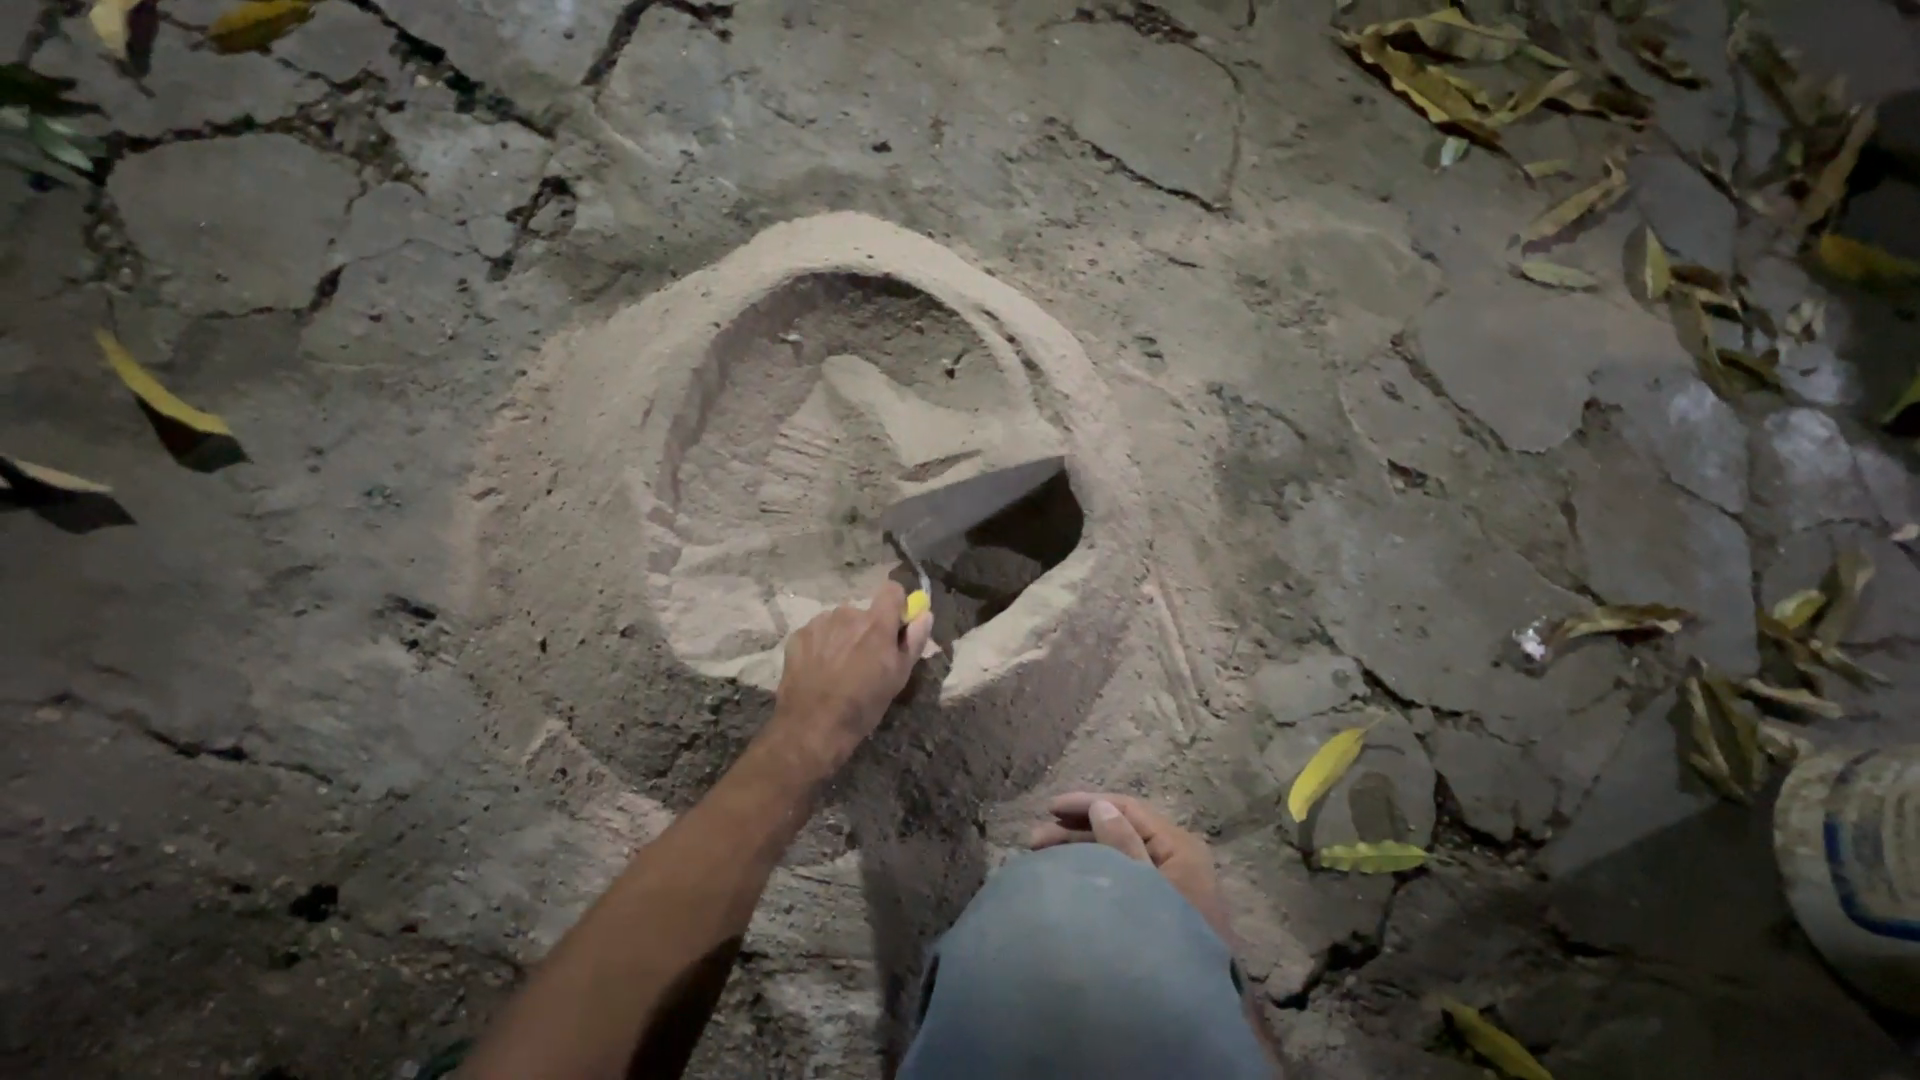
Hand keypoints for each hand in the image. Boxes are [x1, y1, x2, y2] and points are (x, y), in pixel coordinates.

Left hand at [769, 581, 934, 770]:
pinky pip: (817, 633)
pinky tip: (818, 670)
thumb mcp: (898, 677)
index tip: (895, 625)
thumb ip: (914, 640)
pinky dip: (821, 645)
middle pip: (863, 613)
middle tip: (863, 661)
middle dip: (866, 630)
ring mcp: (820, 623)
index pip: (892, 590)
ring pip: (838, 622)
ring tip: (838, 668)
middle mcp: (847, 614)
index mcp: (876, 623)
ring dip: (842, 637)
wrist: (813, 726)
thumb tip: (925, 614)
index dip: (896, 605)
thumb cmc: (863, 705)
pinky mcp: (798, 635)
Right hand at [1031, 792, 1232, 943]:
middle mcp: (1176, 857)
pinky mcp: (1159, 904)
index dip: (1086, 803)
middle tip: (1035, 840)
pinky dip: (1094, 868)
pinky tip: (1069, 876)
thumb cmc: (1164, 939)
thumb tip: (1102, 807)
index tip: (1049, 808)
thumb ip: (1122, 844)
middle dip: (1076, 830)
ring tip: (1042, 857)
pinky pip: (1123, 873)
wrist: (1193, 1009)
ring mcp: (1170, 882)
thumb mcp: (1141, 884)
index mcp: (1178, 846)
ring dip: (1081, 849)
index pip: (1127, 808)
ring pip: (1118, 851)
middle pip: (1120, 828)